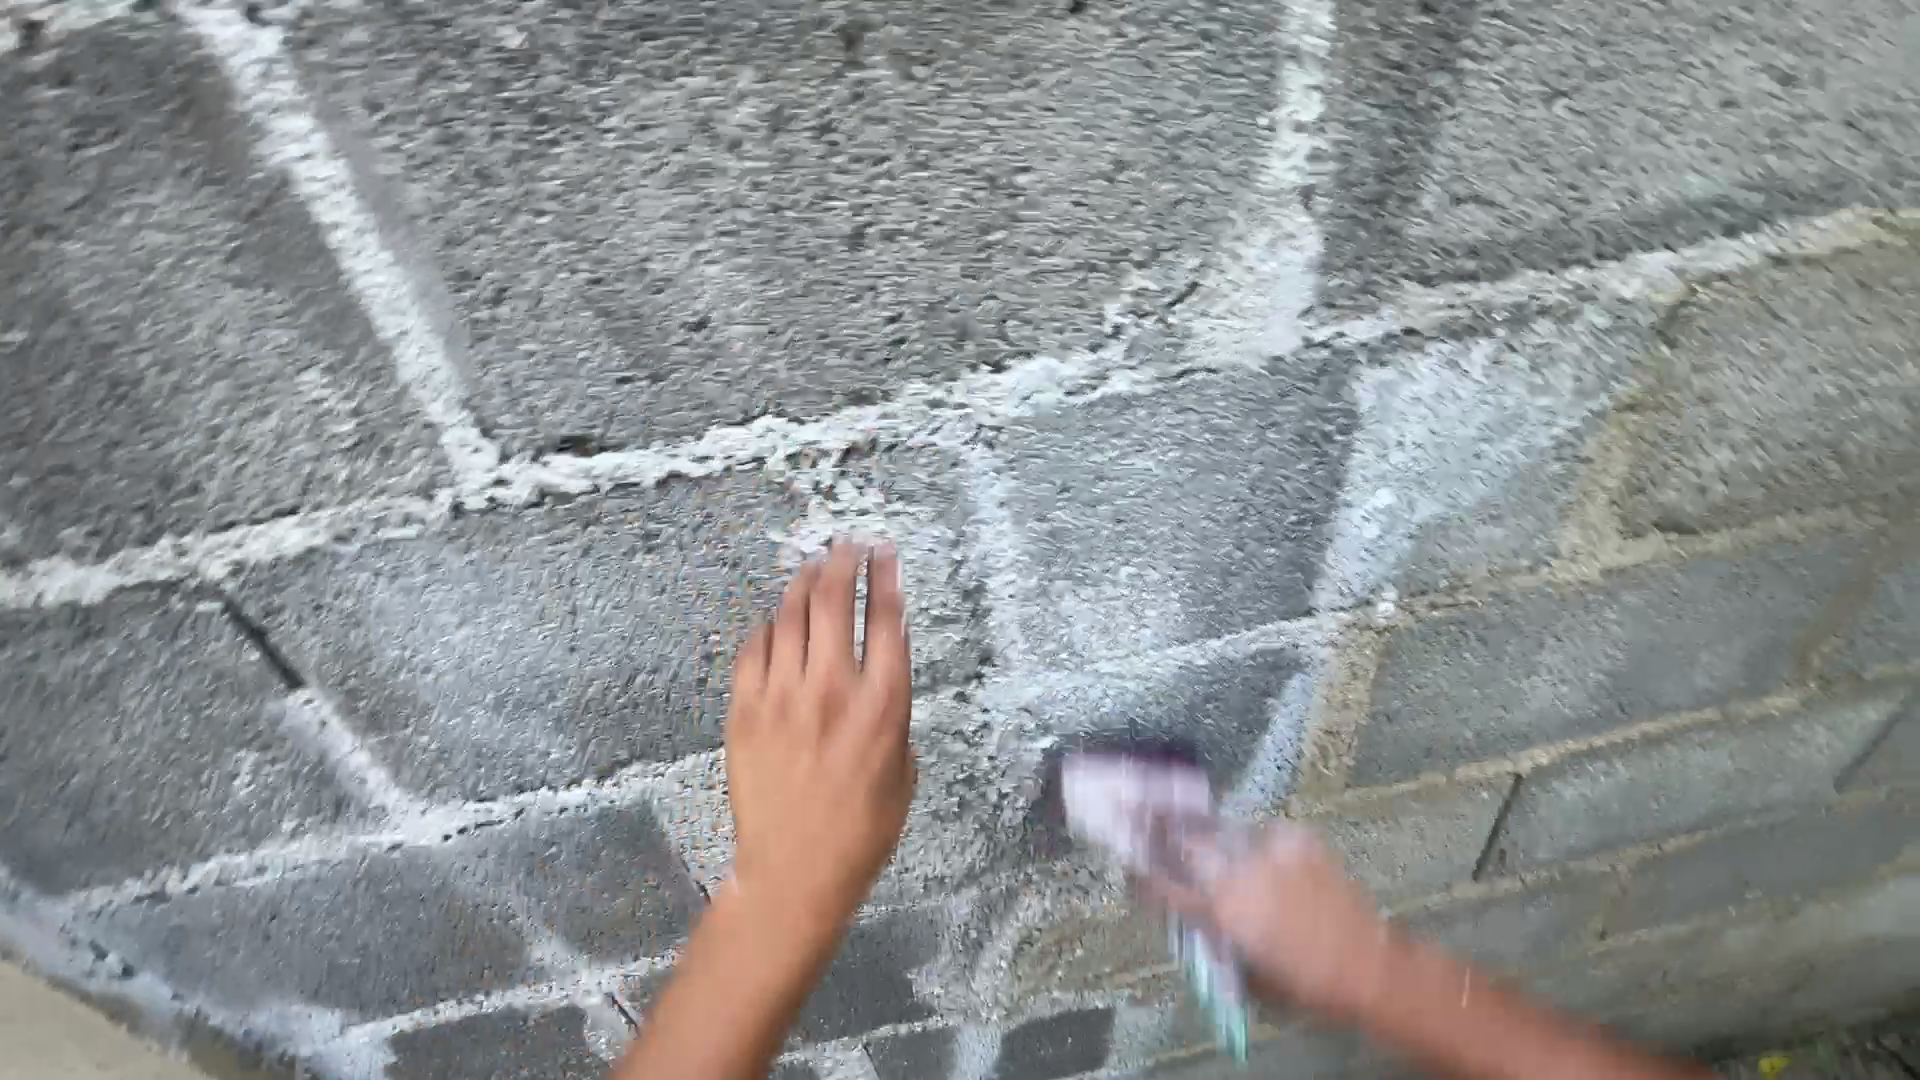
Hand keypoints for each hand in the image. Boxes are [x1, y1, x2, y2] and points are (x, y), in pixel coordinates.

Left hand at [724, 539, 914, 929]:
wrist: (794, 873)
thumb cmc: (862, 830)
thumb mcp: (904, 770)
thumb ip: (893, 715)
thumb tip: (878, 678)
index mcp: (882, 704)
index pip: (887, 619)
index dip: (886, 577)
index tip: (885, 553)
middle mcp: (833, 689)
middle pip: (835, 601)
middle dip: (842, 562)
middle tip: (846, 546)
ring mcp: (784, 696)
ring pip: (791, 615)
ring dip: (805, 583)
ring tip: (813, 567)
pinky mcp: (745, 710)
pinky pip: (754, 649)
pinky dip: (768, 628)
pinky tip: (777, 622)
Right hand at [1159, 823, 1395, 1021]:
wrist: (1370, 968)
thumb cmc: (1307, 988)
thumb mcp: (1247, 977)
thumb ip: (1214, 943)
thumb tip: (1194, 924)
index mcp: (1219, 910)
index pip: (1163, 884)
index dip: (1144, 877)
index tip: (1136, 872)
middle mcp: (1237, 873)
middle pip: (1184, 841)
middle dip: (1166, 836)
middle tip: (1156, 831)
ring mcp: (1267, 850)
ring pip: (1223, 833)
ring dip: (1215, 842)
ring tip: (1221, 853)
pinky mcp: (1295, 838)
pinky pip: (1263, 834)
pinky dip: (1260, 846)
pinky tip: (1269, 862)